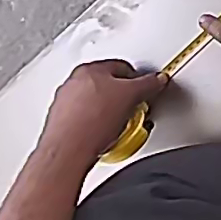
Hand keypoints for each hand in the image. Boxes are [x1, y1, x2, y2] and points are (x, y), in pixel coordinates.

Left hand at [0, 60, 166, 219]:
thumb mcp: (131, 96)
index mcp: (88, 70)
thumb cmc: (89, 122)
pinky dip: (98, 126)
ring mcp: (66, 104)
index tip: (147, 87)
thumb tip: (157, 80)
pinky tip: (105, 136)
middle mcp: (73, 84)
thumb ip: (148, 84)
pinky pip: (87, 120)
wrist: (68, 152)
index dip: (139, 78)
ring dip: (111, 112)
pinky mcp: (63, 124)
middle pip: (107, 85)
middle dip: (123, 96)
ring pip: (96, 103)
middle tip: (134, 107)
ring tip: (120, 125)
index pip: (121, 67)